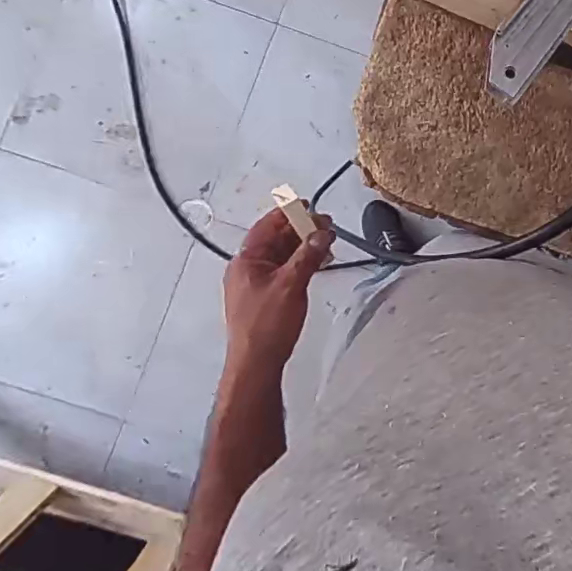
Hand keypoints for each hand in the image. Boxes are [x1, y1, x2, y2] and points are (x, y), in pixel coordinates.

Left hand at [223, 208, 332, 366]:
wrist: (257, 364)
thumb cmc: (265, 328)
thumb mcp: (291, 285)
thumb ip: (307, 255)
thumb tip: (321, 233)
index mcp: (246, 261)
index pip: (267, 226)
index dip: (288, 213)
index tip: (307, 206)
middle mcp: (248, 270)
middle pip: (275, 239)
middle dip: (300, 230)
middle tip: (324, 224)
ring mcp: (256, 285)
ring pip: (282, 255)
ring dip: (303, 246)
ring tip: (326, 242)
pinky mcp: (266, 298)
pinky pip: (285, 271)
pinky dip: (301, 263)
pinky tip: (317, 262)